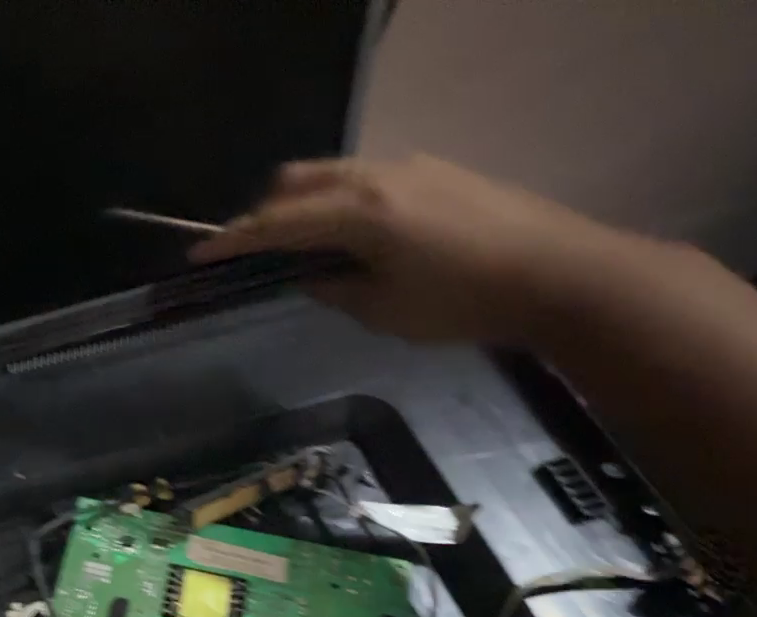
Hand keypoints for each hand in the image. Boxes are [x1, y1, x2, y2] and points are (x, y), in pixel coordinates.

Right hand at [189, 155, 655, 344]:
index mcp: (359, 213)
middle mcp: (377, 177)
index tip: (197, 254)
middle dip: (263, 214)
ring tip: (298, 245)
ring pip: (331, 172)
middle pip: (297, 181)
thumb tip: (313, 276)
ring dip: (301, 203)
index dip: (232, 241)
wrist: (559, 273)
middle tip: (249, 252)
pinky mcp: (434, 172)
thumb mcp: (383, 311)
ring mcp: (409, 167)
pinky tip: (351, 235)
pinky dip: (337, 200)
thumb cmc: (461, 303)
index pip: (276, 224)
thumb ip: (335, 289)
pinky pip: (363, 177)